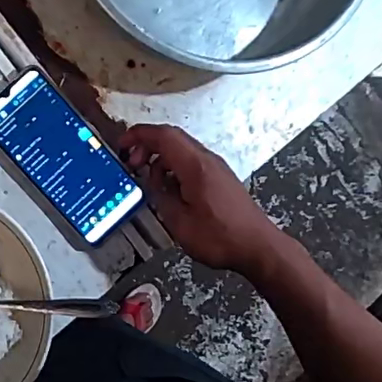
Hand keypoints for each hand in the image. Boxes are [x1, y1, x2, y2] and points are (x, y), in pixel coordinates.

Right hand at [119, 123, 289, 275]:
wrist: (257, 246)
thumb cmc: (223, 237)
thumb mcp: (179, 222)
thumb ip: (161, 197)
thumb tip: (151, 183)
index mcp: (195, 166)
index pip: (163, 135)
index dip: (138, 135)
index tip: (123, 144)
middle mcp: (208, 160)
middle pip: (173, 137)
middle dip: (147, 145)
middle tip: (132, 163)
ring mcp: (217, 168)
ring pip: (183, 150)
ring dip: (162, 159)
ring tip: (150, 181)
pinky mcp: (221, 178)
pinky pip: (193, 162)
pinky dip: (176, 168)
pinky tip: (170, 189)